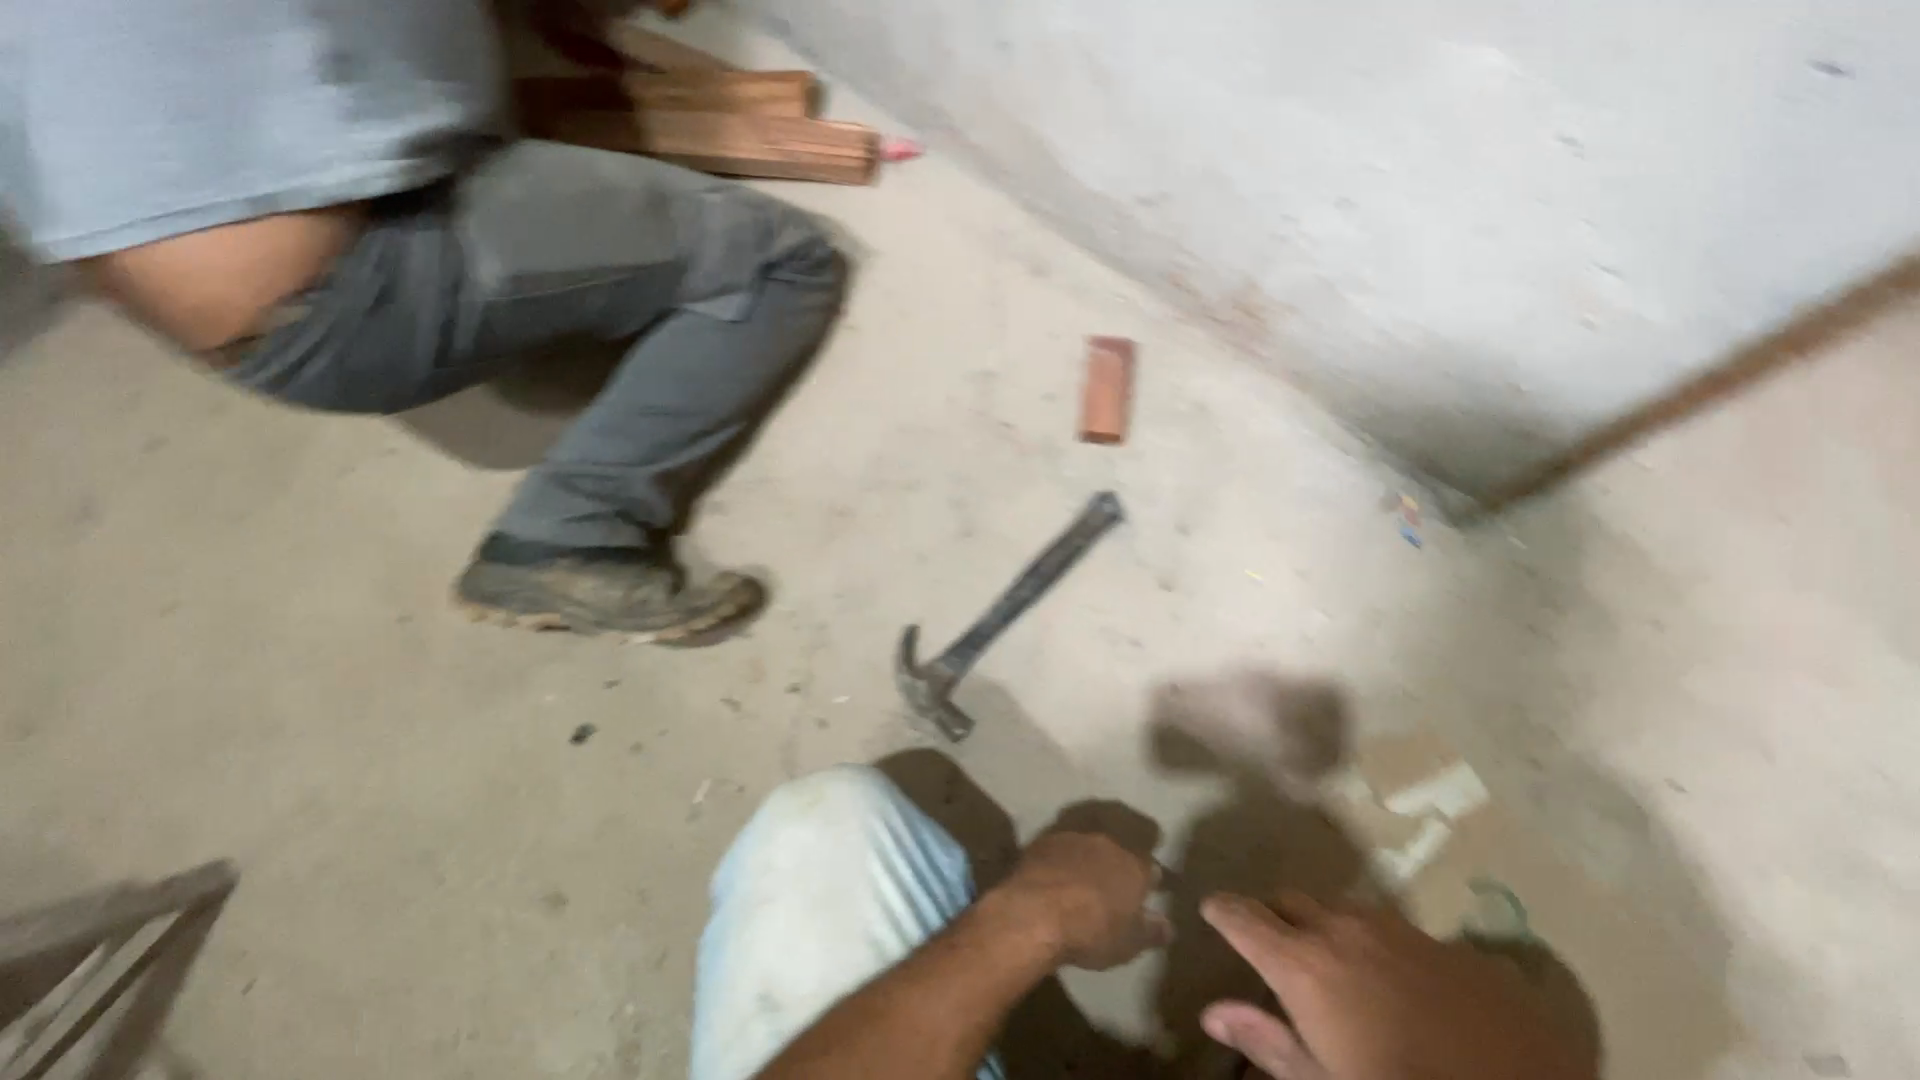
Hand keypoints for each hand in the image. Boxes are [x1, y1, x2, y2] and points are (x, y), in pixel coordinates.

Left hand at [993, 831, 1169, 970]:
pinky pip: (1057, 849)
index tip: (1147, 891)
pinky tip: (1051, 877)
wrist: (1036, 912)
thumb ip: (1151, 931)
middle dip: (1116, 867)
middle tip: (1109, 887)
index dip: (1149, 881)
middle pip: (1117, 853)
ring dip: (1085, 861)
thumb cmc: (1091, 932)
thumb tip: (1168, 925)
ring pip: (1086, 847)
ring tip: (1078, 881)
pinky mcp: (1042, 842)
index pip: (1150, 868)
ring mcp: (1072, 839)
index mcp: (1134, 866)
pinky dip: (1058, 861)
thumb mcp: (1129, 943)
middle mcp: (1107, 844)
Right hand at [1200, 892, 1597, 1079]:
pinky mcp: (1451, 947)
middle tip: (1272, 950)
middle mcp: (1344, 930)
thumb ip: (1268, 1042)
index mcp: (1303, 963)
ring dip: (1326, 929)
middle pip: (1289, 900)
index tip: (1212, 912)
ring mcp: (1402, 932)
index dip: (1222, 911)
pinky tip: (1400, 990)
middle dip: (1272, 916)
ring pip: (1342, 910)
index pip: (1241, 914)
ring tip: (1337, 972)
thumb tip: (1213, 1012)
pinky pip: (1396, 932)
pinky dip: (1379, 949)